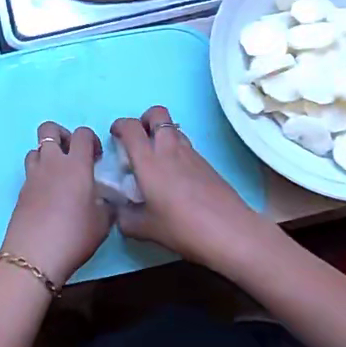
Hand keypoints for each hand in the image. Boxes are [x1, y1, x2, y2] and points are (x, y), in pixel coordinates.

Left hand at [0, 122, 113, 284]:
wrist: (34, 256)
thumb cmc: (74, 235)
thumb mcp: (103, 223)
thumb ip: (106, 205)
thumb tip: (105, 200)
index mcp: (75, 164)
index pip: (82, 134)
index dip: (91, 139)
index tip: (97, 158)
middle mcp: (51, 163)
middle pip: (49, 129)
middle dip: (62, 135)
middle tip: (73, 156)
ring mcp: (32, 175)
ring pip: (35, 149)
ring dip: (47, 155)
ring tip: (59, 176)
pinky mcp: (20, 190)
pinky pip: (30, 171)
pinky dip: (39, 175)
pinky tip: (49, 195)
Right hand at [110, 106, 283, 273]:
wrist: (230, 233)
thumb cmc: (182, 227)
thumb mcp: (143, 229)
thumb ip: (124, 217)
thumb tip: (119, 212)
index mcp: (149, 160)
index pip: (131, 126)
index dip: (119, 126)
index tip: (115, 137)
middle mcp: (170, 149)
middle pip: (157, 113)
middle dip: (144, 119)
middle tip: (137, 140)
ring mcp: (192, 154)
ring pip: (174, 128)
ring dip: (161, 134)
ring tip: (155, 159)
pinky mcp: (207, 164)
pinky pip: (186, 146)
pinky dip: (176, 150)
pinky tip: (175, 176)